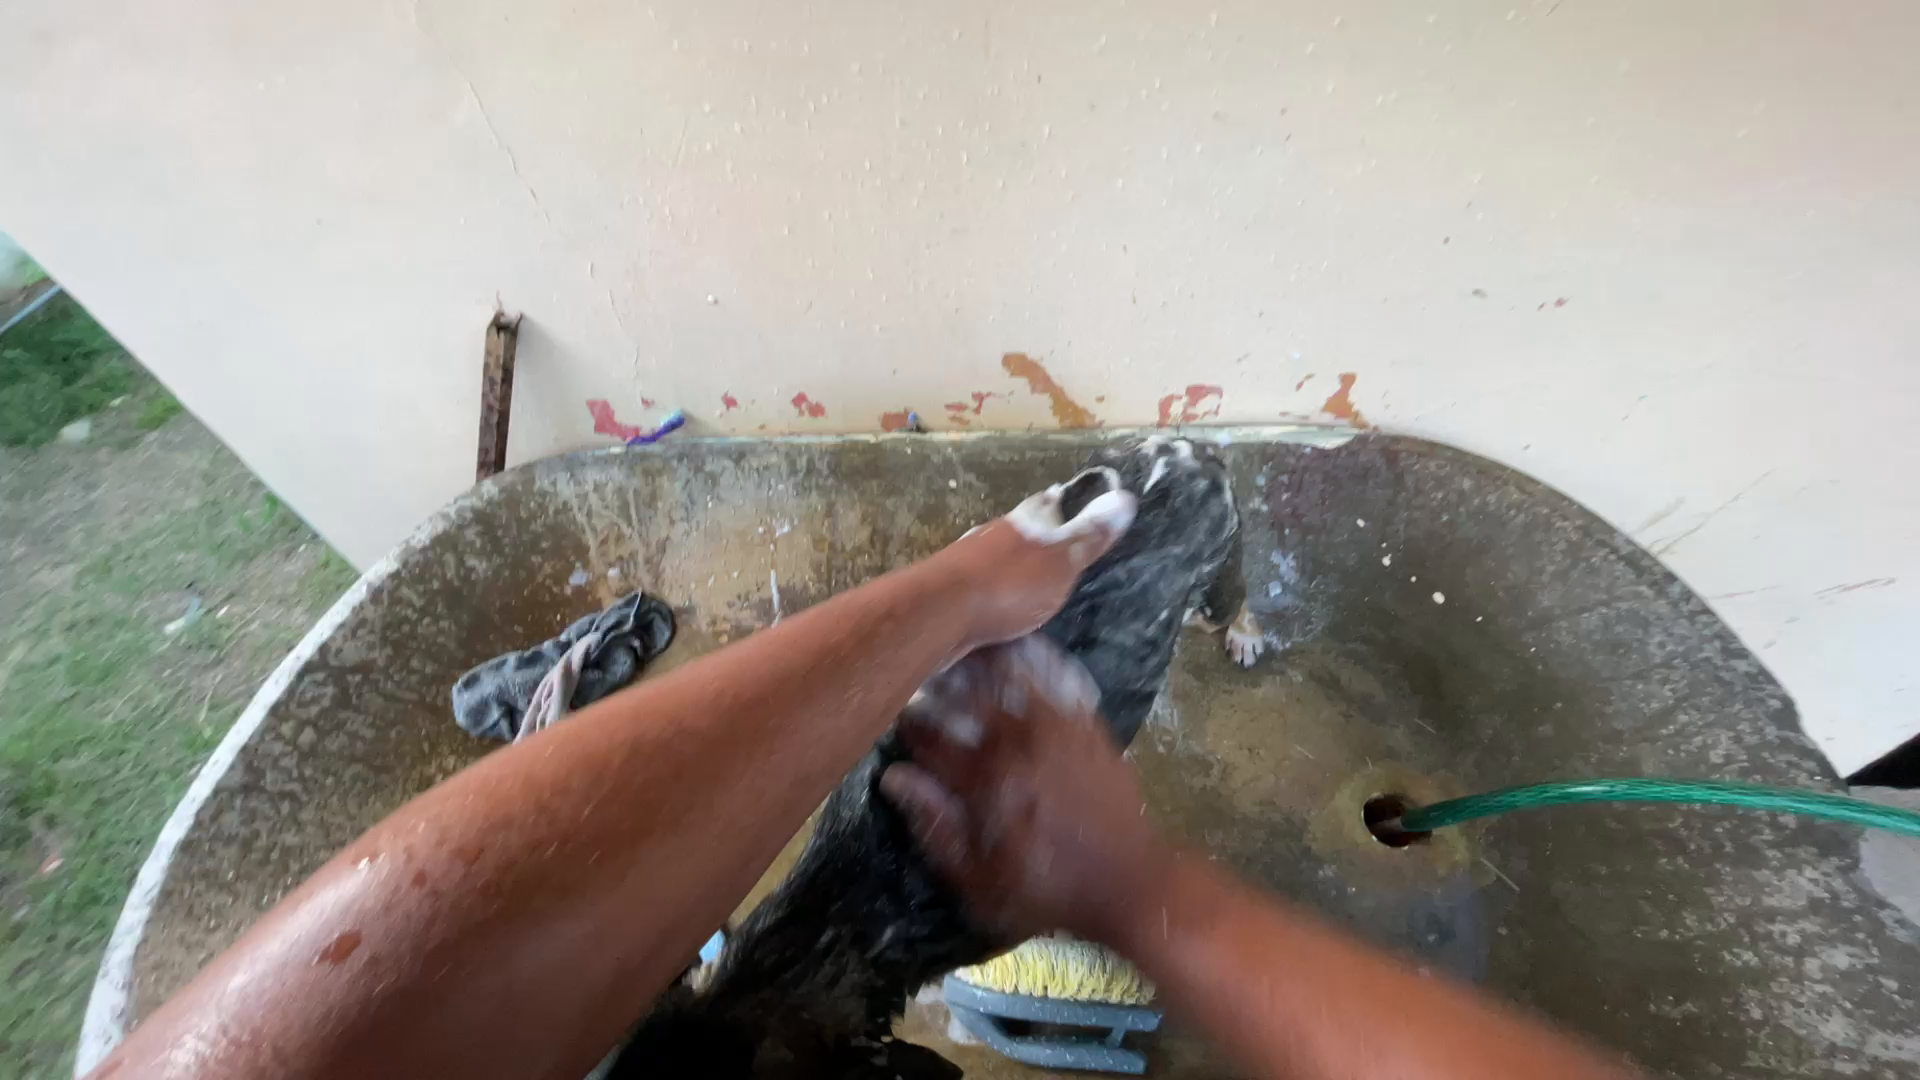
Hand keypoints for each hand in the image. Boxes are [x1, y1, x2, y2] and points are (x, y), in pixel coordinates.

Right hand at [878, 636, 1172, 943]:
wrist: (1130, 883)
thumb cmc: (1048, 889)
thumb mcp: (979, 881)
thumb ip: (935, 826)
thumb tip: (893, 776)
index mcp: (986, 778)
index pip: (931, 737)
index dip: (909, 726)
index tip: (901, 721)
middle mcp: (1019, 739)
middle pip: (967, 694)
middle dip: (941, 684)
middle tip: (929, 680)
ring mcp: (1057, 724)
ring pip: (1009, 674)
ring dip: (981, 662)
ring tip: (965, 656)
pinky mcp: (1086, 721)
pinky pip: (1053, 676)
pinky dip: (1030, 659)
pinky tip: (1016, 649)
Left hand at [931, 474, 1135, 652]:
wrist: (940, 614)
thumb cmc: (1008, 583)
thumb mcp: (1060, 560)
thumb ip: (1089, 535)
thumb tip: (1125, 497)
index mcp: (1021, 524)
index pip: (1045, 504)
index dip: (1062, 504)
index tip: (1071, 502)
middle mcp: (992, 537)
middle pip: (1018, 533)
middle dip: (1035, 540)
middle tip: (1056, 556)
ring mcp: (967, 566)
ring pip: (996, 562)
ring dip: (1012, 571)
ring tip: (1032, 590)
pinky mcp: (952, 597)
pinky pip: (981, 593)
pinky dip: (995, 599)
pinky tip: (1001, 615)